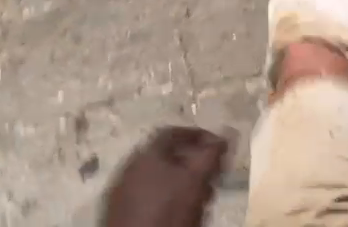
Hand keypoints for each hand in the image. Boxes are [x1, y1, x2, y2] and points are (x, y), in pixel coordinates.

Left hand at [101, 126, 230, 226]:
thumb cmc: (168, 210)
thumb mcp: (198, 179)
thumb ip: (213, 153)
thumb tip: (228, 133)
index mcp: (146, 152)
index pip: (175, 131)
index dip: (201, 136)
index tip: (219, 148)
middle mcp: (130, 167)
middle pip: (168, 156)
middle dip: (195, 164)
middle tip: (213, 176)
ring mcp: (121, 192)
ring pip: (159, 178)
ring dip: (183, 183)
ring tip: (201, 198)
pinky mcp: (119, 215)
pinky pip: (148, 197)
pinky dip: (167, 198)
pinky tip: (180, 211)